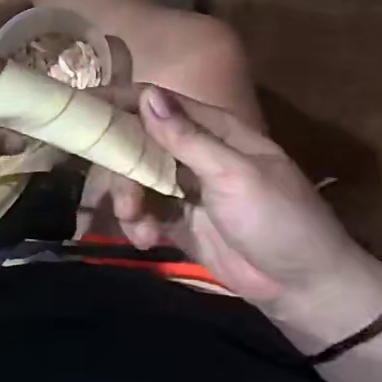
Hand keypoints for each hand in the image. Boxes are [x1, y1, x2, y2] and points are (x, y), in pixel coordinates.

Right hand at [100, 84, 381, 315]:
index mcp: (214, 130)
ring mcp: (182, 186)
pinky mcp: (174, 219)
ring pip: (133, 179)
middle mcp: (193, 152)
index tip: (80, 108)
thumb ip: (187, 138)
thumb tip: (146, 95)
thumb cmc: (278, 220)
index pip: (157, 103)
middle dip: (120, 167)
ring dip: (128, 201)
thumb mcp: (233, 175)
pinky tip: (146, 240)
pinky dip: (136, 224)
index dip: (118, 102)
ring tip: (136, 224)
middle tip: (120, 193)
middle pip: (136, 143)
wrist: (301, 287)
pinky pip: (140, 211)